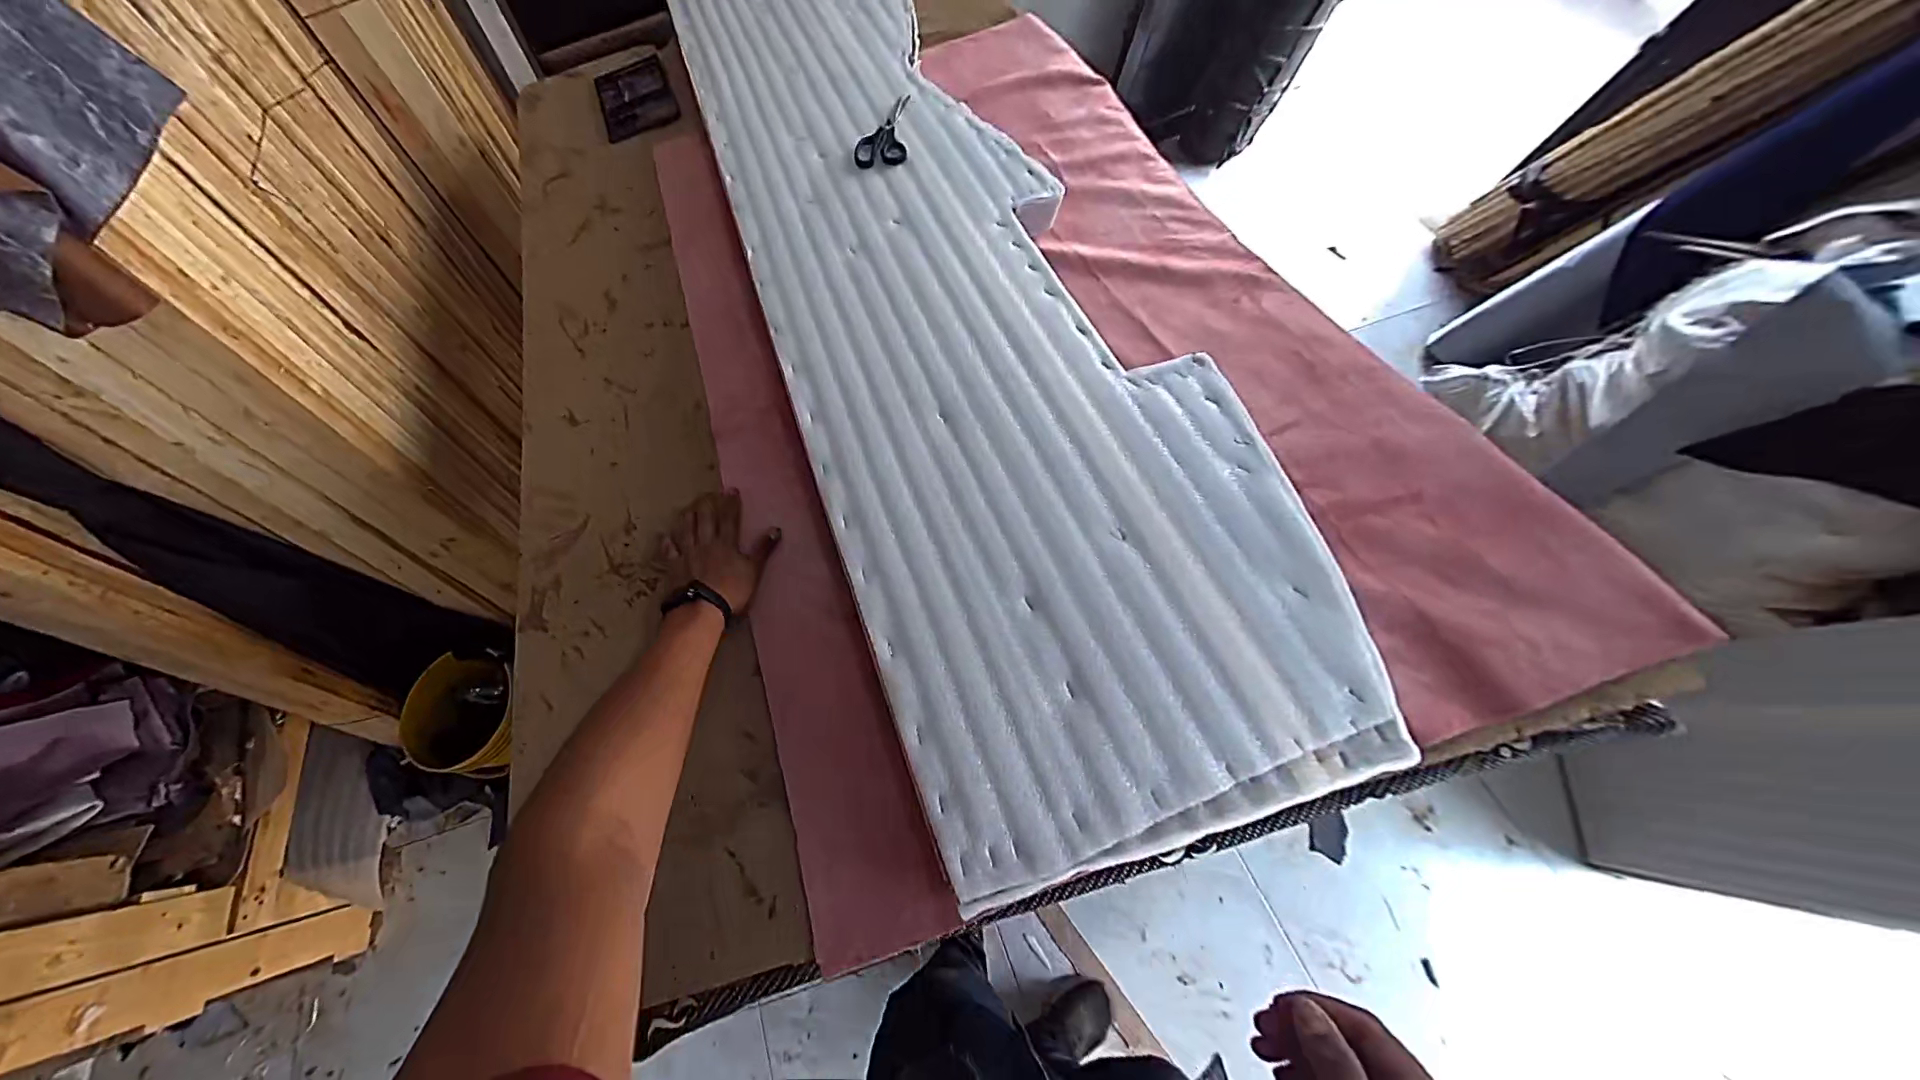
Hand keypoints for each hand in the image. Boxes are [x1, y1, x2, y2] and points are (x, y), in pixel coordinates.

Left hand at [661, 489, 780, 614]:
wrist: (703, 608)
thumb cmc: (732, 591)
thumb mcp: (754, 570)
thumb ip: (763, 549)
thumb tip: (776, 529)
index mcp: (726, 544)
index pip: (730, 519)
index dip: (731, 504)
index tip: (731, 490)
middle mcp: (706, 544)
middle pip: (705, 521)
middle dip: (706, 506)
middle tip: (706, 494)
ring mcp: (688, 554)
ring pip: (686, 531)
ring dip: (687, 518)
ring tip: (687, 508)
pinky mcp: (674, 567)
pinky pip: (669, 551)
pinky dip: (667, 543)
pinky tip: (665, 536)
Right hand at [1251, 993, 1430, 1079]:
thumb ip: (1332, 1054)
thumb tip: (1304, 1007)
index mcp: (1409, 1071)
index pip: (1357, 1018)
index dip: (1309, 1002)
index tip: (1273, 1004)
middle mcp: (1405, 1075)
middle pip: (1347, 1035)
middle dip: (1299, 1023)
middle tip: (1265, 1024)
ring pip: (1343, 1058)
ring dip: (1300, 1046)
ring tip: (1267, 1047)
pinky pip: (1342, 1075)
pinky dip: (1312, 1069)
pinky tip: (1288, 1073)